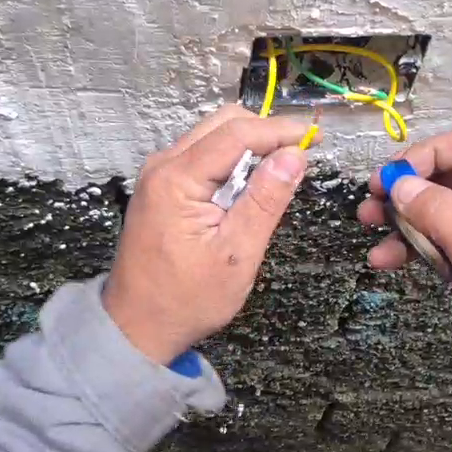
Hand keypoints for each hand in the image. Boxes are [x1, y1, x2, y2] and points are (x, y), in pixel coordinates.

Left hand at [105, 106, 311, 363]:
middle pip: (222, 124)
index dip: (279, 130)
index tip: (314, 138)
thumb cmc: (186, 299)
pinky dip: (230, 160)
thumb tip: (295, 155)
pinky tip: (250, 185)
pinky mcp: (161, 186)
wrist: (136, 327)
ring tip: (280, 171)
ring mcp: (158, 174)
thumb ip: (266, 200)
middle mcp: (162, 166)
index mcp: (176, 179)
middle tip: (301, 153)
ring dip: (248, 145)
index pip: (236, 133)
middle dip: (265, 132)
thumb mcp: (237, 254)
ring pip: (211, 136)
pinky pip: (201, 156)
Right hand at [358, 130, 451, 404]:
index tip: (393, 178)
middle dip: (404, 184)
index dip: (426, 154)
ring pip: (429, 207)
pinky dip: (402, 246)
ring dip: (396, 214)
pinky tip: (381, 261)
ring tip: (366, 225)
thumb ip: (444, 216)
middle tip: (371, 200)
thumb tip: (400, 184)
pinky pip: (427, 240)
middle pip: (442, 175)